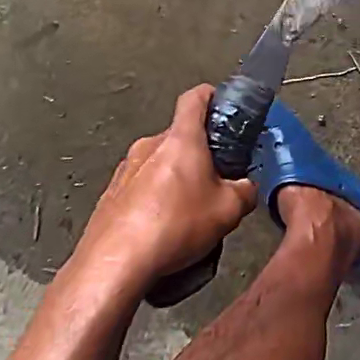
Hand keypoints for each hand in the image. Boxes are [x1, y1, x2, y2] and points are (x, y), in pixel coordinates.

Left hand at [73, 86, 257, 288]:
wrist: (116, 264)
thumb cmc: (168, 229)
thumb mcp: (229, 210)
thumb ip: (245, 191)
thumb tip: (246, 189)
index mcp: (180, 140)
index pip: (195, 99)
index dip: (211, 96)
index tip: (219, 100)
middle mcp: (149, 148)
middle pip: (180, 137)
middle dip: (200, 155)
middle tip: (217, 179)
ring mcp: (126, 171)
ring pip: (160, 164)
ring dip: (177, 180)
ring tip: (191, 213)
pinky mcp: (112, 195)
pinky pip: (141, 188)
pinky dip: (156, 201)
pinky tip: (166, 229)